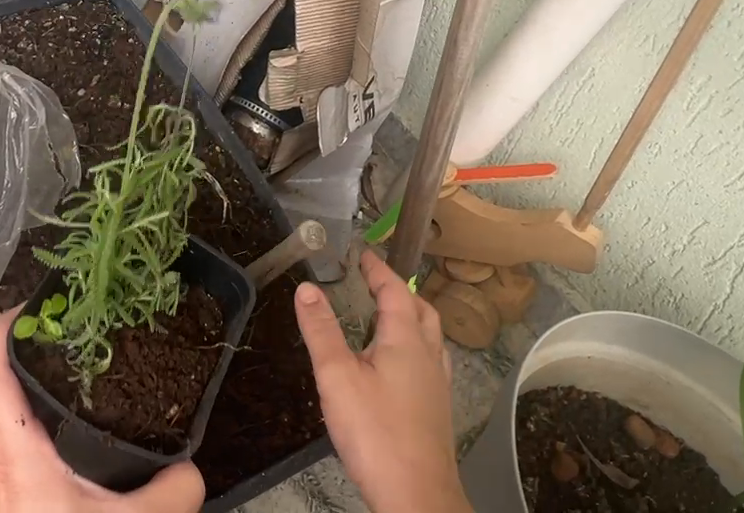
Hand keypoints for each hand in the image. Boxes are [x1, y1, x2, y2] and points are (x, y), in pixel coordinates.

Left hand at [0, 308, 205, 512]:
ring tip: (46, 377)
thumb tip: (192, 468)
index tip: (28, 305)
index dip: (1, 332)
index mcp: (16, 462)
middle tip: (46, 334)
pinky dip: (10, 433)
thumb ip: (173, 493)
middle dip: (5, 354)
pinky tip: (46, 442)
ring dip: (4, 395)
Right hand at [295, 249, 471, 512]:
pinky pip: (430, 362)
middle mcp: (428, 355)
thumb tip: (307, 287)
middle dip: (399, 292)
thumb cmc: (375, 431)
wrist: (417, 497)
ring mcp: (436, 385)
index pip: (395, 291)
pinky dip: (415, 348)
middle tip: (374, 284)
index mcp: (406, 339)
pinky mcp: (437, 410)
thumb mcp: (337, 376)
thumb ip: (321, 331)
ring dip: (411, 319)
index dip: (378, 271)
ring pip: (430, 338)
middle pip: (421, 311)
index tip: (364, 255)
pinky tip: (398, 368)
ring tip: (386, 320)